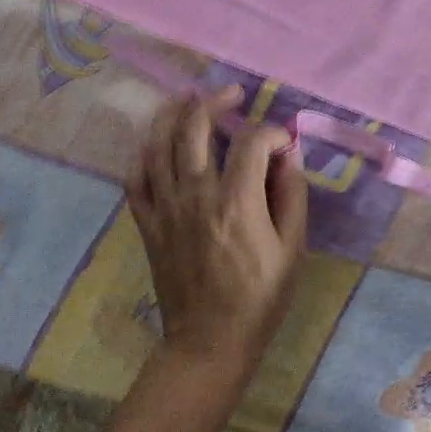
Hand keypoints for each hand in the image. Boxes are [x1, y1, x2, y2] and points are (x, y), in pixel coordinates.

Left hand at [127, 87, 308, 372]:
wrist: (210, 338)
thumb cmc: (263, 294)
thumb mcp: (294, 245)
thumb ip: (292, 195)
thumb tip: (289, 158)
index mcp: (237, 201)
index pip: (252, 144)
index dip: (273, 134)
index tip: (287, 145)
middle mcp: (196, 195)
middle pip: (195, 130)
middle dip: (214, 103)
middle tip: (232, 93)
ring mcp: (165, 208)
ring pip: (159, 146)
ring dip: (173, 116)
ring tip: (189, 99)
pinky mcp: (147, 223)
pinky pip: (136, 178)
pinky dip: (145, 153)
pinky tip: (158, 143)